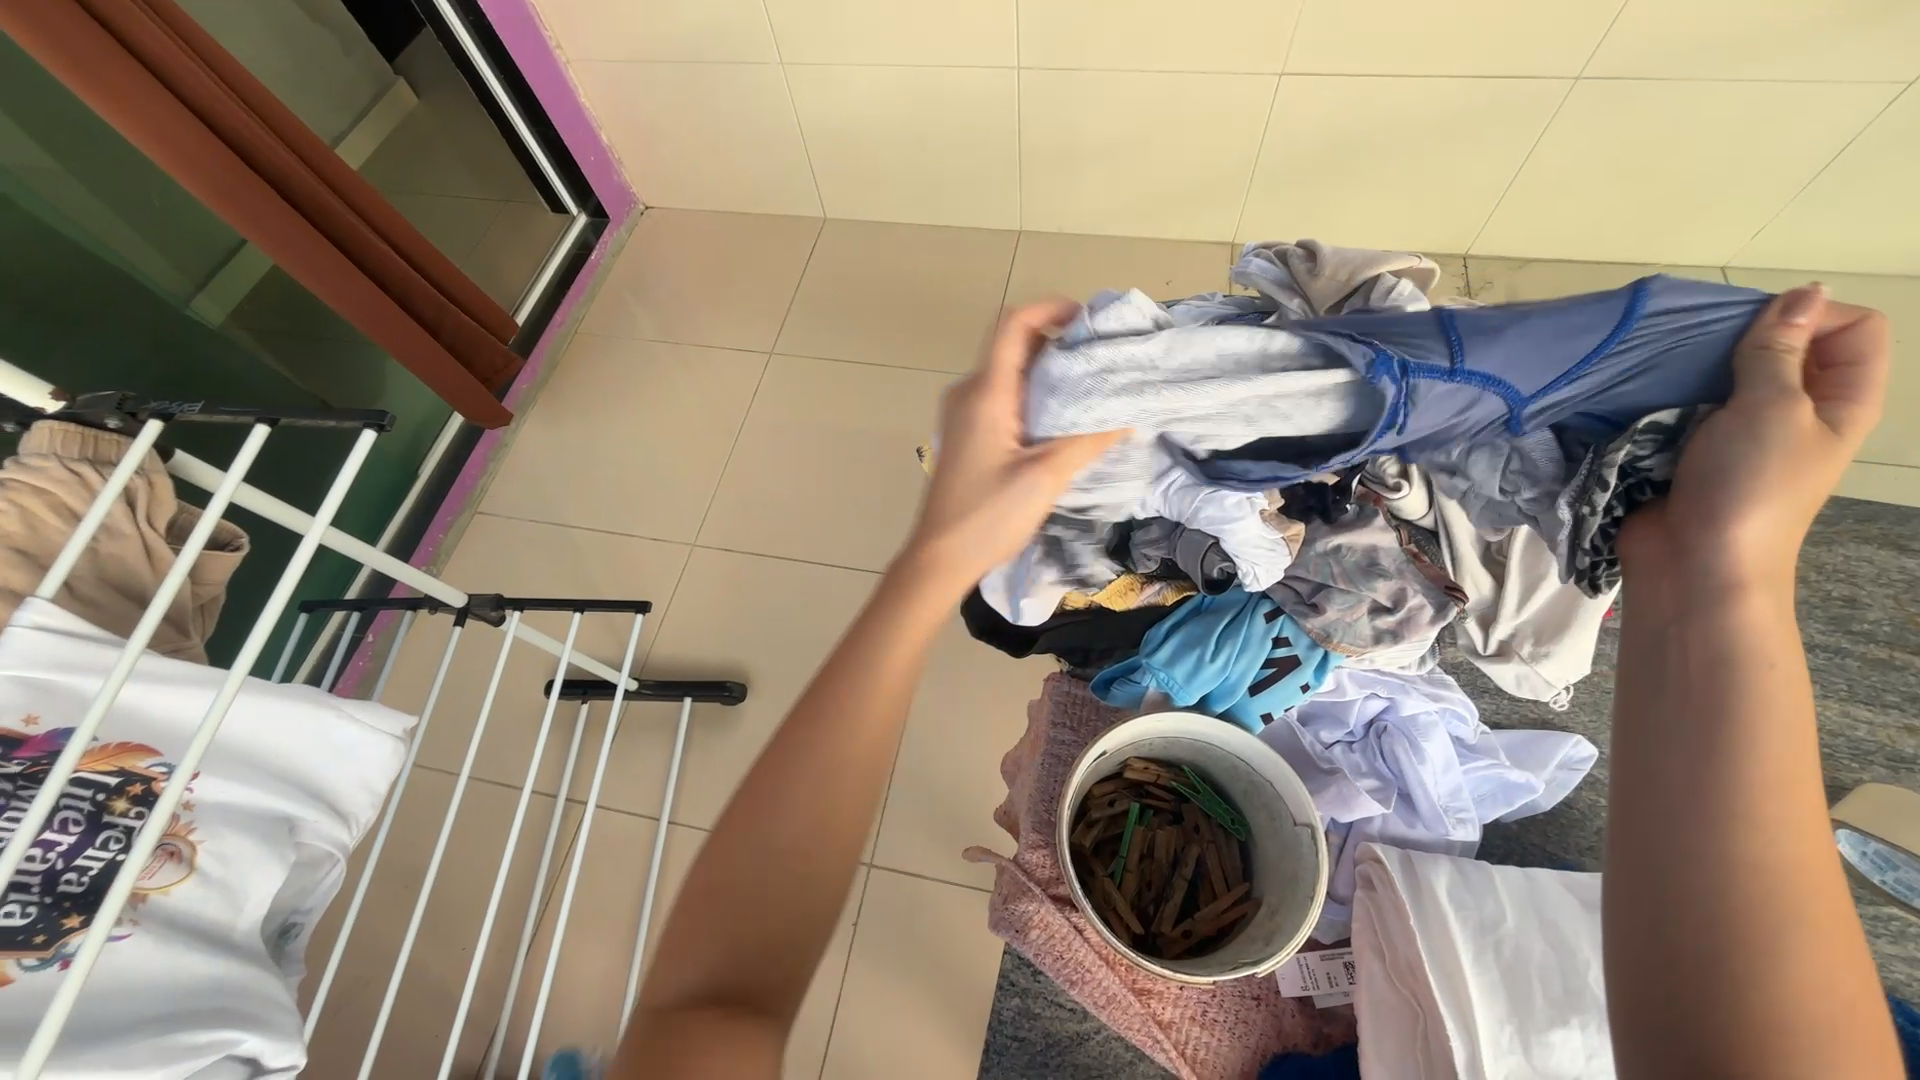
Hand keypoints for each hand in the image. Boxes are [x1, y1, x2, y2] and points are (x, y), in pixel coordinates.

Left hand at [899, 299, 1126, 594]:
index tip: (1088, 321)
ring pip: (1008, 374)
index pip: (1014, 324)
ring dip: (1047, 373)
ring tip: (1089, 390)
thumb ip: (1087, 440)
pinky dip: (1032, 397)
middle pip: (1014, 346)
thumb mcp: (1045, 477)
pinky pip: (1001, 399)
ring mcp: (962, 415)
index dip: (1051, 309)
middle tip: (1101, 360)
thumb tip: (1125, 417)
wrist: (939, 557)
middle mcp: (968, 393)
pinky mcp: (965, 436)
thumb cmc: (988, 516)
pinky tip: (1060, 423)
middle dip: (1058, 343)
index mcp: (985, 393)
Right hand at [1620, 283, 1889, 589]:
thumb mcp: (1770, 409)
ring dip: (1698, 370)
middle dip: (1743, 339)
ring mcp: (1743, 432)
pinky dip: (1668, 398)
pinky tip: (1644, 399)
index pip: (1852, 328)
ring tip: (1664, 373)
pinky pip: (1688, 407)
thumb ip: (1777, 351)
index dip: (1810, 316)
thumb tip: (1798, 293)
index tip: (1751, 331)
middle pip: (1788, 347)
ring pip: (1730, 376)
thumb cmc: (1748, 486)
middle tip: (1698, 350)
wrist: (1694, 560)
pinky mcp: (1693, 449)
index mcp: (1842, 400)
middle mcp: (1799, 410)